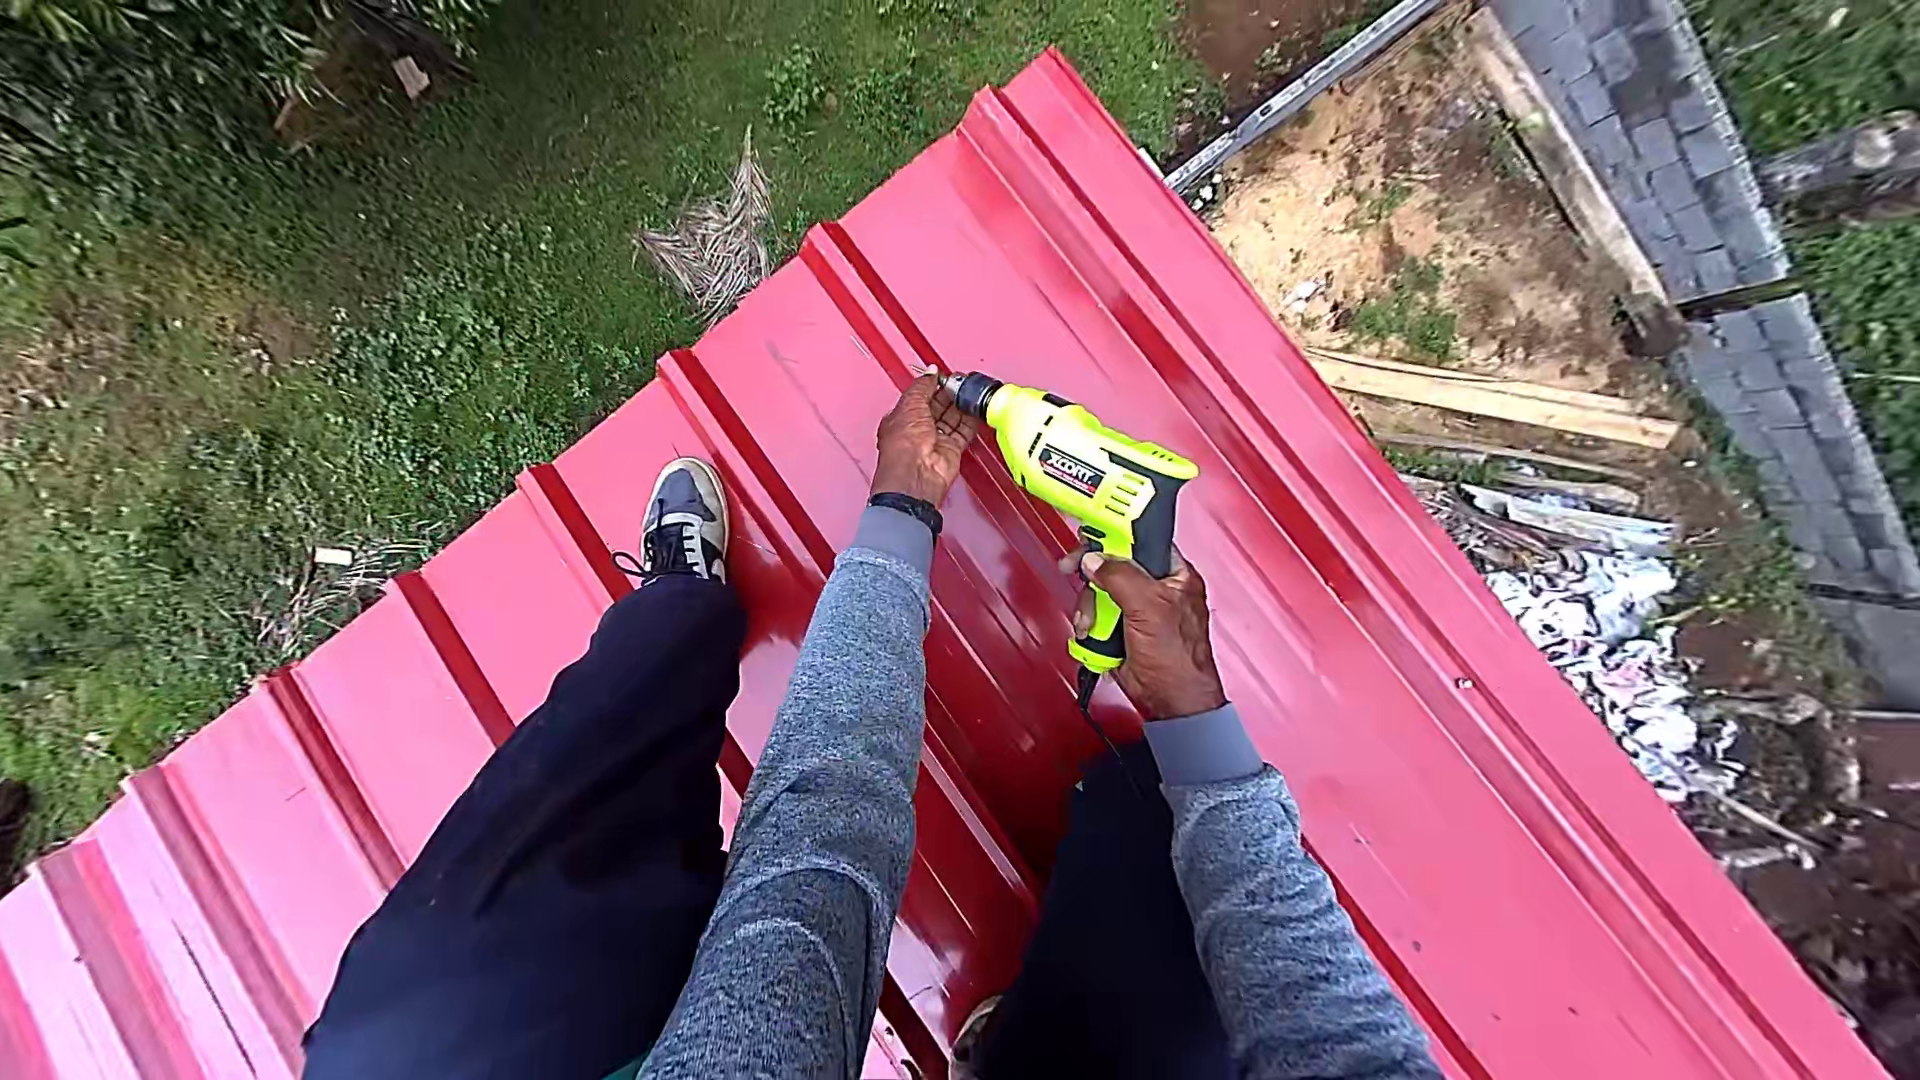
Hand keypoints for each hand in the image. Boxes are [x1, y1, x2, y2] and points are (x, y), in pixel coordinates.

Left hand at [871, 373, 977, 506]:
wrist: (916, 474)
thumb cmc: (903, 446)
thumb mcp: (910, 404)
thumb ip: (922, 386)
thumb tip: (931, 372)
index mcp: (902, 418)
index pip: (919, 396)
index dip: (932, 385)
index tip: (944, 376)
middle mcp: (918, 430)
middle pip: (938, 407)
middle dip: (949, 394)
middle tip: (961, 383)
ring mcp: (935, 441)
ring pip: (952, 419)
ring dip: (961, 406)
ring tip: (970, 393)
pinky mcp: (951, 450)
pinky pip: (963, 433)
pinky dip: (971, 422)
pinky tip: (976, 410)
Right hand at [1067, 547, 1226, 720]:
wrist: (1170, 702)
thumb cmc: (1181, 661)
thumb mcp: (1151, 609)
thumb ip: (1122, 577)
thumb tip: (1097, 560)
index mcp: (1173, 574)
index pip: (1139, 539)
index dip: (1115, 533)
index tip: (1092, 531)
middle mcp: (1154, 587)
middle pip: (1110, 564)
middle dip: (1094, 578)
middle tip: (1077, 570)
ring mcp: (1135, 608)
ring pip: (1097, 590)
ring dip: (1090, 607)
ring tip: (1096, 623)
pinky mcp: (1118, 626)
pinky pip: (1093, 614)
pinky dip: (1089, 624)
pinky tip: (1095, 634)